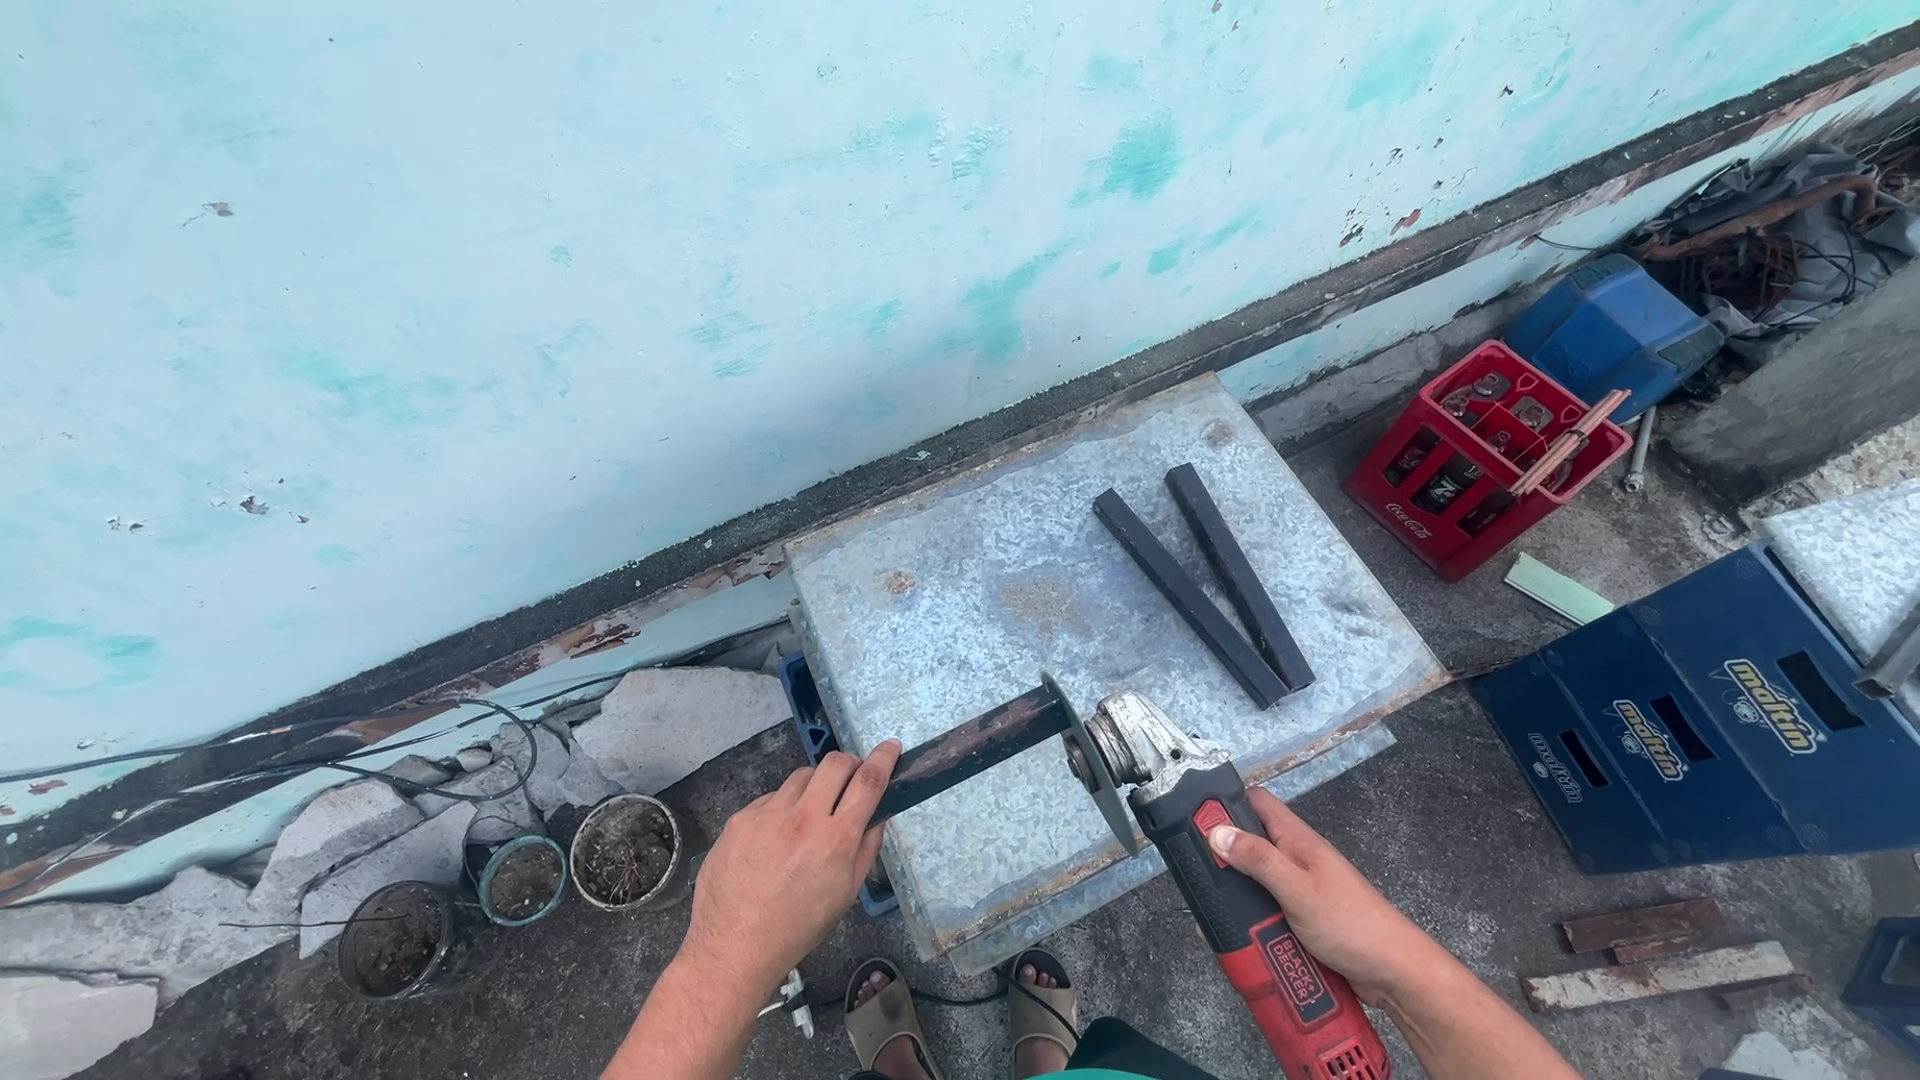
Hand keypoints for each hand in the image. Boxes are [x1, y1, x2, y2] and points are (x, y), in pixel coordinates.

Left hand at [679, 742, 901, 992]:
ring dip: (814, 787)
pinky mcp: (741, 818)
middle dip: (849, 764)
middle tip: (850, 778)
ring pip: (801, 777)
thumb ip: (866, 849)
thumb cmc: (798, 927)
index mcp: (835, 840)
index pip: (868, 782)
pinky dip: (782, 808)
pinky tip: (774, 838)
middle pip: (835, 763)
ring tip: (808, 815)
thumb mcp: (845, 895)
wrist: (734, 947)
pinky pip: (771, 798)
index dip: (884, 758)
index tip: (891, 746)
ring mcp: (768, 814)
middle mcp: (803, 818)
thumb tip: (876, 816)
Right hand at [1207, 787, 1447, 1005]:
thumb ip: (1258, 860)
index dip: (1226, 801)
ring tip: (1209, 910)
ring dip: (1235, 896)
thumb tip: (1217, 831)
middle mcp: (1295, 858)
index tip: (1195, 815)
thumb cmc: (1351, 924)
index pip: (1256, 802)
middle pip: (1249, 845)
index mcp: (1296, 839)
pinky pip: (1266, 912)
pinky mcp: (1300, 919)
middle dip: (1223, 857)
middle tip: (1195, 872)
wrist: (1396, 975)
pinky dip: (1250, 921)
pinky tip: (1237, 936)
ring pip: (1254, 883)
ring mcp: (1298, 890)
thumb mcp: (1298, 889)